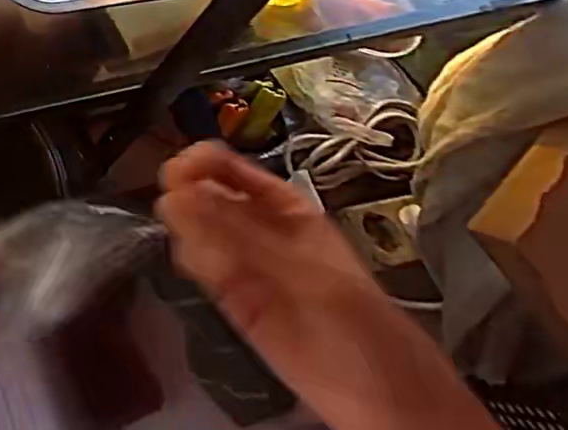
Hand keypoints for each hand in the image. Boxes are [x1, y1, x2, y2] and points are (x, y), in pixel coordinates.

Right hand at [156, 142, 495, 429]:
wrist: (391, 410)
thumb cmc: (364, 328)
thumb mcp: (310, 274)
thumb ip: (244, 236)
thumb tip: (179, 195)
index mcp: (282, 206)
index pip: (227, 165)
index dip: (200, 161)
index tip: (179, 172)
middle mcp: (254, 225)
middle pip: (203, 190)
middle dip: (185, 194)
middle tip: (176, 209)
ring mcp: (239, 260)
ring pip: (193, 226)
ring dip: (186, 231)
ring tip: (200, 251)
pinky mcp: (228, 294)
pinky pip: (198, 264)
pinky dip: (192, 262)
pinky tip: (200, 270)